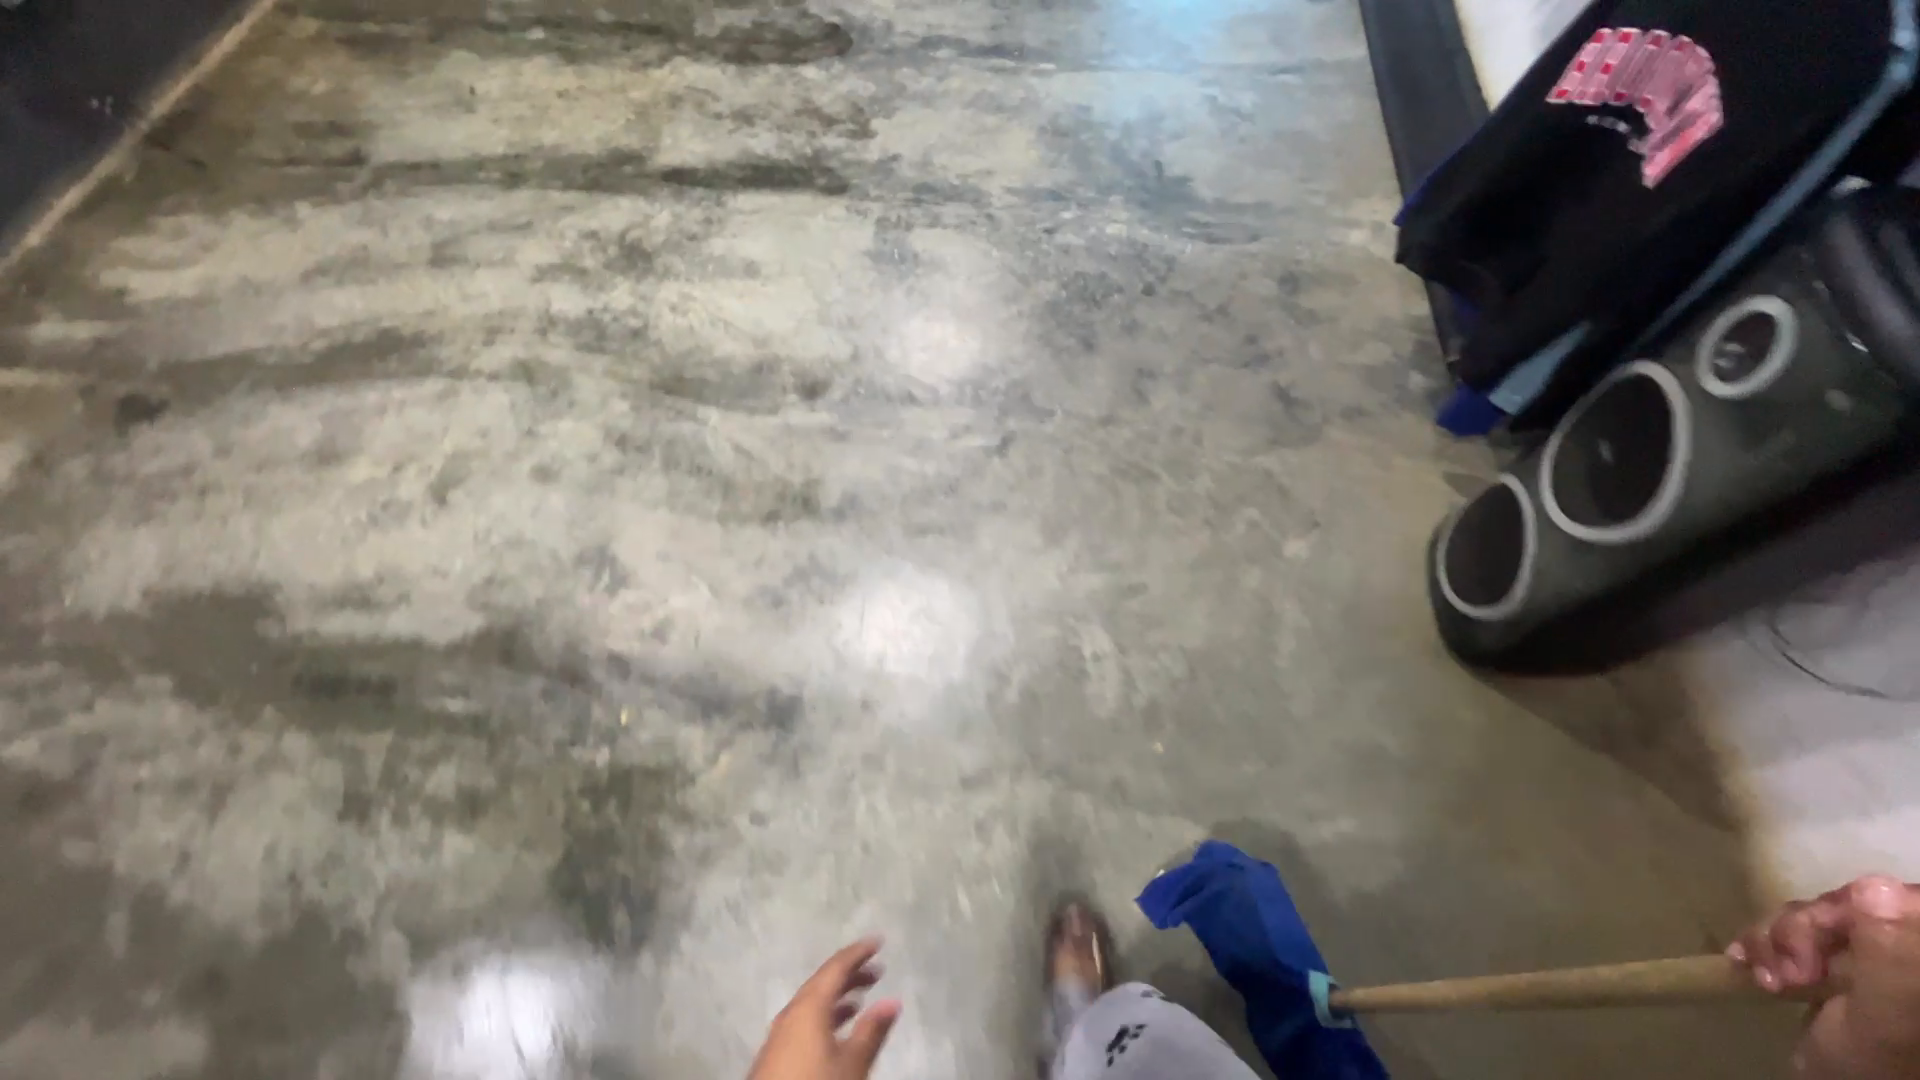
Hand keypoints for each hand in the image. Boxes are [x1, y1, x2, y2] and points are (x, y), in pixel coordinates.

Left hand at [748, 938, 901, 1079]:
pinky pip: (804, 1019)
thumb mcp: (852, 1063)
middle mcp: (791, 1012)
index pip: (836, 967)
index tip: (878, 941)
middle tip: (877, 970)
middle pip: (823, 982)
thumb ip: (872, 1030)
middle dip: (851, 973)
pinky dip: (825, 1014)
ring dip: (838, 995)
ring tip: (862, 997)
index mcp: (808, 1006)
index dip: (858, 952)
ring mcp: (780, 1033)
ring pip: (813, 1002)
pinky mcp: (775, 1053)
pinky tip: (838, 1028)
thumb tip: (893, 1000)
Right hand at [1727, 875, 1919, 1078]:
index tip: (1818, 943)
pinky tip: (1752, 965)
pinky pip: (1793, 929)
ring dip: (1775, 940)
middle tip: (1790, 972)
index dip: (1850, 908)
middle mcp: (1906, 947)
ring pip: (1814, 915)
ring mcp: (1872, 956)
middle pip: (1849, 904)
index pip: (1899, 897)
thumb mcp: (1883, 1020)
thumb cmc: (1876, 1067)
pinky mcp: (1837, 961)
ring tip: (1769, 979)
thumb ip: (1890, 959)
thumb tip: (1877, 886)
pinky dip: (1764, 943)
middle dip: (1800, 931)